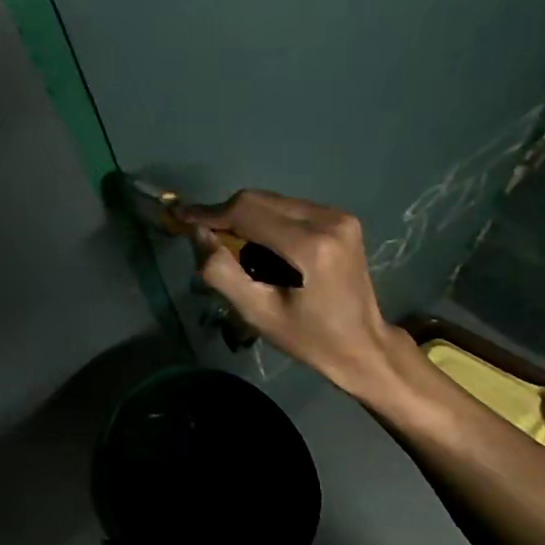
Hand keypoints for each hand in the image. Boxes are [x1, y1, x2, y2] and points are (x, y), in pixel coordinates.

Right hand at [178, 190, 409, 399]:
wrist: (364, 344)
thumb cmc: (309, 338)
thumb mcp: (258, 314)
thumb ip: (223, 273)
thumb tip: (198, 235)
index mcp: (311, 246)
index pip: (247, 212)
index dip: (209, 213)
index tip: (181, 217)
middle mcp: (329, 220)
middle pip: (259, 200)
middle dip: (226, 215)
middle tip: (204, 238)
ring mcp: (339, 215)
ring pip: (274, 201)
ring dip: (246, 217)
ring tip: (234, 247)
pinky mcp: (342, 217)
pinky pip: (290, 207)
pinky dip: (268, 220)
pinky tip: (263, 246)